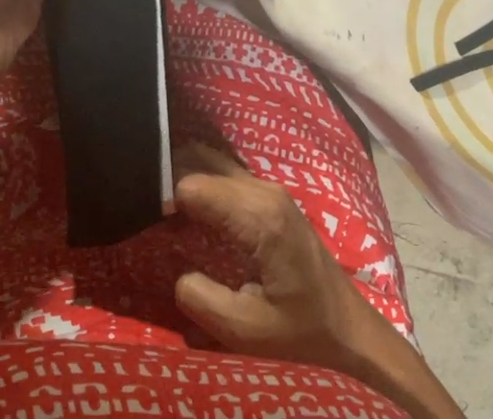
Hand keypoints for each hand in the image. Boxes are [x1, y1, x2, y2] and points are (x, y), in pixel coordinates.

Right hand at [173, 145, 463, 418]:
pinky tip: (184, 207)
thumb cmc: (301, 332)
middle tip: (143, 209)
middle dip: (167, 178)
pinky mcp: (270, 196)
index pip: (191, 185)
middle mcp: (264, 190)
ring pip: (210, 161)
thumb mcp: (244, 330)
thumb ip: (199, 297)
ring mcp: (269, 188)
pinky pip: (224, 172)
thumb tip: (174, 272)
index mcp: (260, 218)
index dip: (162, 199)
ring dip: (181, 175)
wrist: (349, 332)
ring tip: (158, 206)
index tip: (145, 223)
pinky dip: (199, 181)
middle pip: (198, 161)